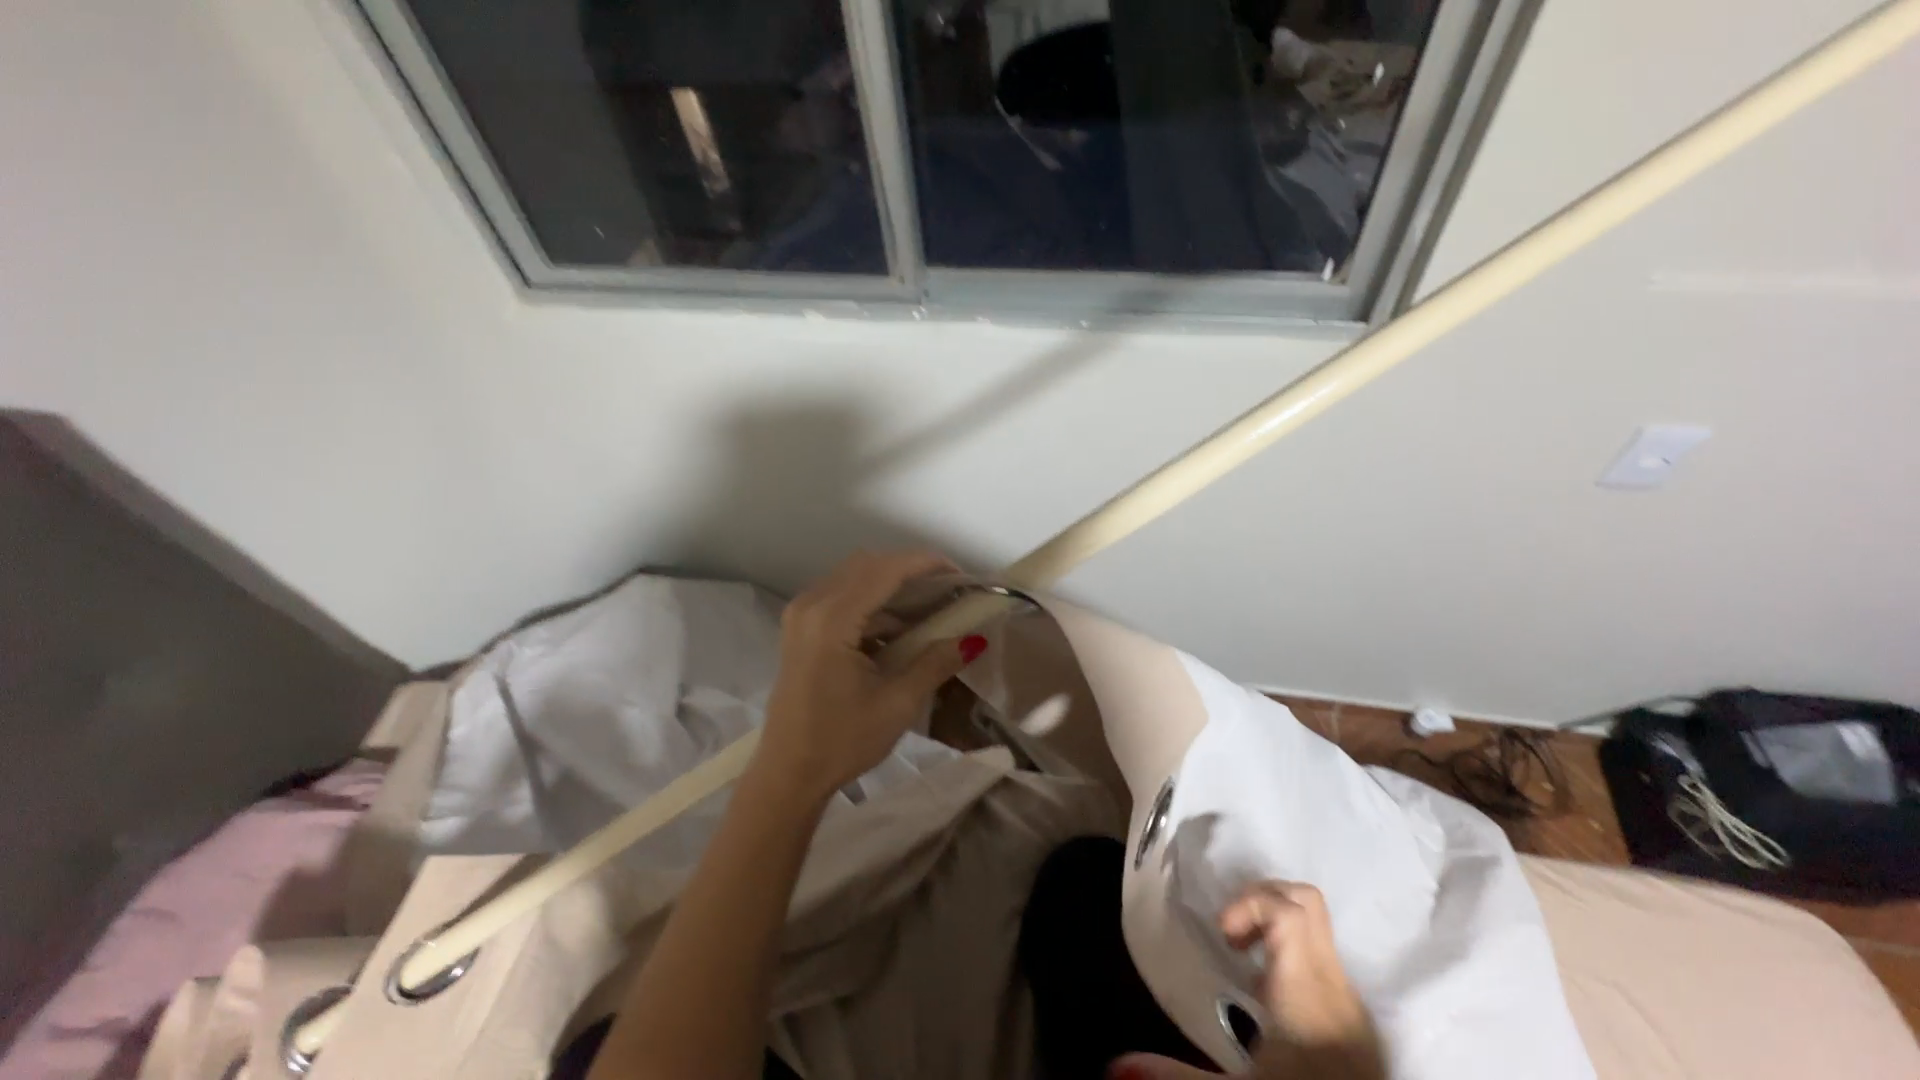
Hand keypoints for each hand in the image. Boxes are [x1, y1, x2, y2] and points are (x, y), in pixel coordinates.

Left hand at [752, 551, 985, 802]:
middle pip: (867, 565)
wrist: (788, 774)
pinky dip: (873, 604)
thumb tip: (974, 639)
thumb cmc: (841, 741)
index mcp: (832, 618)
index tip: (961, 576)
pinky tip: (899, 630)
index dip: (926, 564)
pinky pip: (841, 598)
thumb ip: (935, 663)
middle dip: (910, 571)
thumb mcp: (898, 704)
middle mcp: (811, 605)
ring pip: (853, 579)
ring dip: (891, 586)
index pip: (885, 570)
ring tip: (931, 609)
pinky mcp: (800, 630)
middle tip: (949, 592)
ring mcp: (801, 616)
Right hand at [1114, 883, 1384, 1079]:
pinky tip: (1267, 999)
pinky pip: (1322, 958)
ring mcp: (1350, 996)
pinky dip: (1289, 956)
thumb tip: (1117, 1063)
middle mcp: (1334, 981)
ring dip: (1274, 927)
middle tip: (1228, 934)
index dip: (1249, 902)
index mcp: (1306, 988)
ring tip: (1242, 963)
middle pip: (1307, 900)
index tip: (1221, 932)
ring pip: (1317, 927)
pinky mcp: (1354, 1015)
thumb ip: (1180, 1072)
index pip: (1289, 910)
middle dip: (1260, 898)